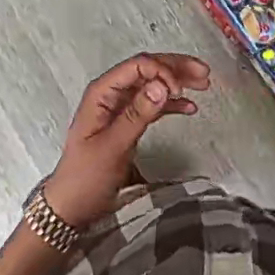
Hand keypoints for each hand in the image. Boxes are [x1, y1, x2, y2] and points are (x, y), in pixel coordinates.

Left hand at [43, 52, 210, 227]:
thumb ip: (137, 114)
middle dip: (176, 68)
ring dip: (178, 82)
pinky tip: (190, 107)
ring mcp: (120, 108)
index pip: (137, 66)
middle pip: (148, 70)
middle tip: (204, 73)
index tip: (180, 89)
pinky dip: (172, 103)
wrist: (71, 207)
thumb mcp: (113, 146)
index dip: (162, 71)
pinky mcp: (128, 123)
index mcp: (102, 94)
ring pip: (153, 85)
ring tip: (203, 85)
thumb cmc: (86, 178)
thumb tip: (163, 86)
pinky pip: (154, 104)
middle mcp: (111, 95)